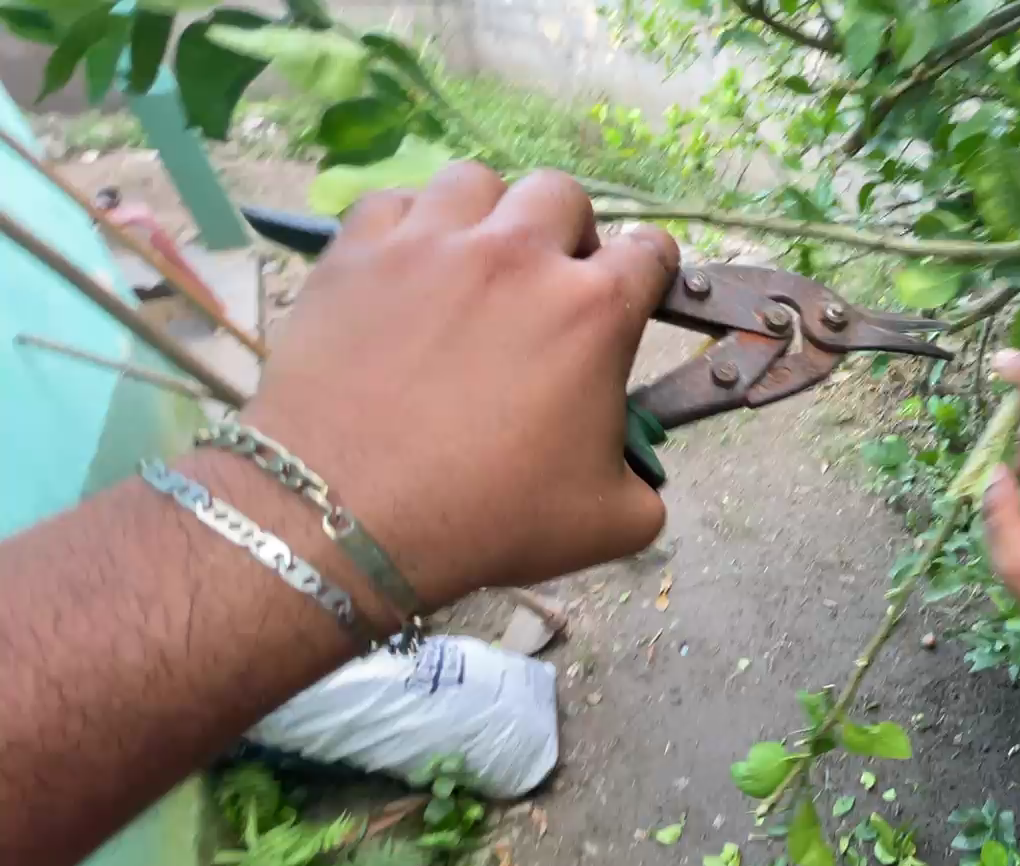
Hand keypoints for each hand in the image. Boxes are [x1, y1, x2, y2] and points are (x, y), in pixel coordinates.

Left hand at [237, 165, 676, 608]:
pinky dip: (419, 225)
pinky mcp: (356, 254)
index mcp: (596, 313)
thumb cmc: (499, 516)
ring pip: (478, 182)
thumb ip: (649, 479)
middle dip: (575, 233)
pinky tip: (418, 271)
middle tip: (559, 284)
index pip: (651, 252)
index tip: (642, 290)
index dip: (656, 269)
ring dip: (496, 217)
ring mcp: (431, 246)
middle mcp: (519, 258)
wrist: (353, 517)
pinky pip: (397, 201)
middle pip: (563, 195)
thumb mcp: (619, 519)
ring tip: (484, 267)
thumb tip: (635, 467)